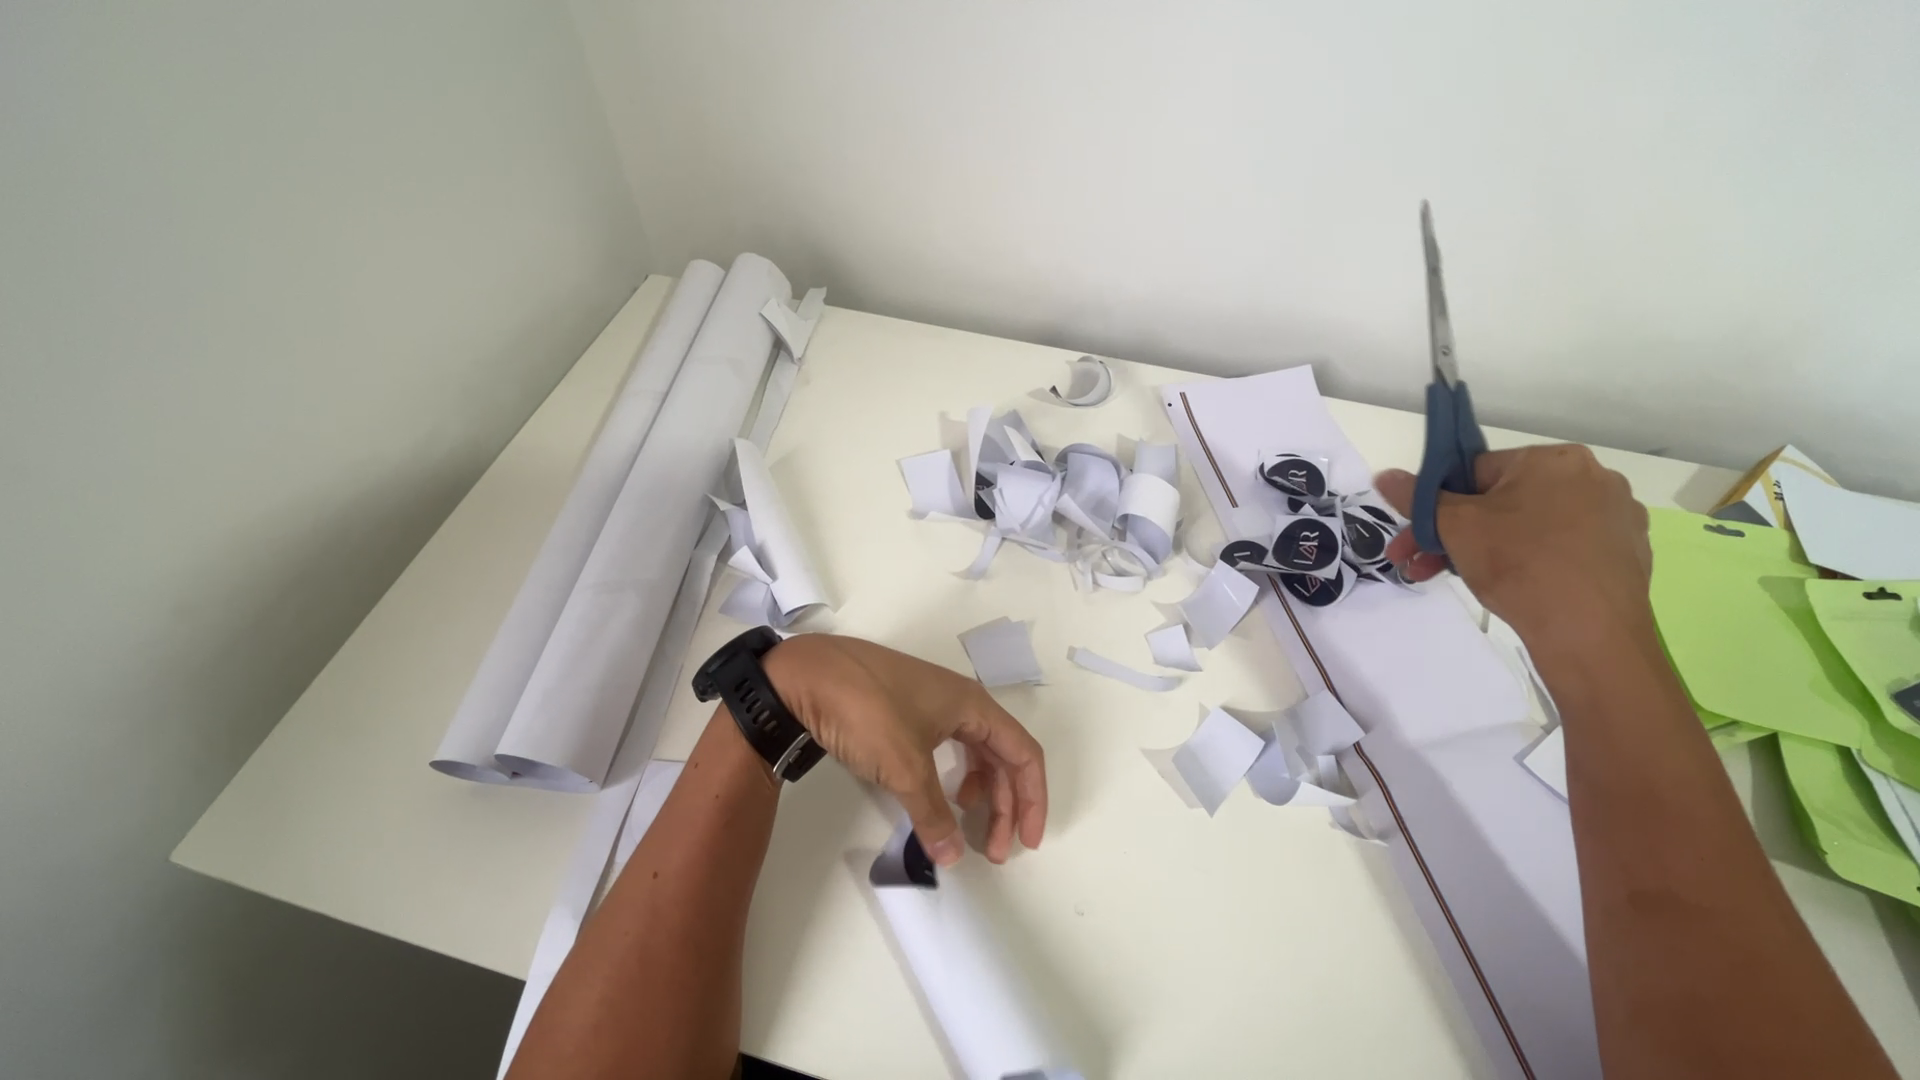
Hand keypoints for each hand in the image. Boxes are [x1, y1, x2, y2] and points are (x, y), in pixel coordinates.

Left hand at [762, 634, 1047, 866]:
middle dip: (1005, 804)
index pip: (1024, 753)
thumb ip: (932, 814)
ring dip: (980, 791)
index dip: (1033, 799)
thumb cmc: (866, 712)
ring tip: (966, 823)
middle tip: (992, 849)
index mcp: (973, 705)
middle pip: (1002, 755)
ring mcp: (931, 702)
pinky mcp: (905, 709)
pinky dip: (952, 775)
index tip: (1026, 842)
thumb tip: (952, 856)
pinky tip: (936, 794)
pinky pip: (947, 746)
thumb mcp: (903, 767)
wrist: (803, 676)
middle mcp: (960, 700)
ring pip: (974, 750)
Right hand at [1373, 445, 1652, 641]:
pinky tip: (1512, 588)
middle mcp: (1593, 477)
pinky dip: (1531, 562)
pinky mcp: (1626, 553)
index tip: (1418, 535)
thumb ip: (1416, 497)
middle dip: (1456, 534)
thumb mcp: (1453, 526)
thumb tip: (1385, 475)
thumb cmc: (1518, 563)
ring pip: (1529, 527)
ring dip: (1487, 549)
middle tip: (1422, 564)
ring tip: (1459, 580)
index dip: (1439, 504)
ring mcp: (1615, 517)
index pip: (1474, 472)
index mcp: (1553, 459)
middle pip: (1501, 502)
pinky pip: (1562, 548)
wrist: (1589, 631)